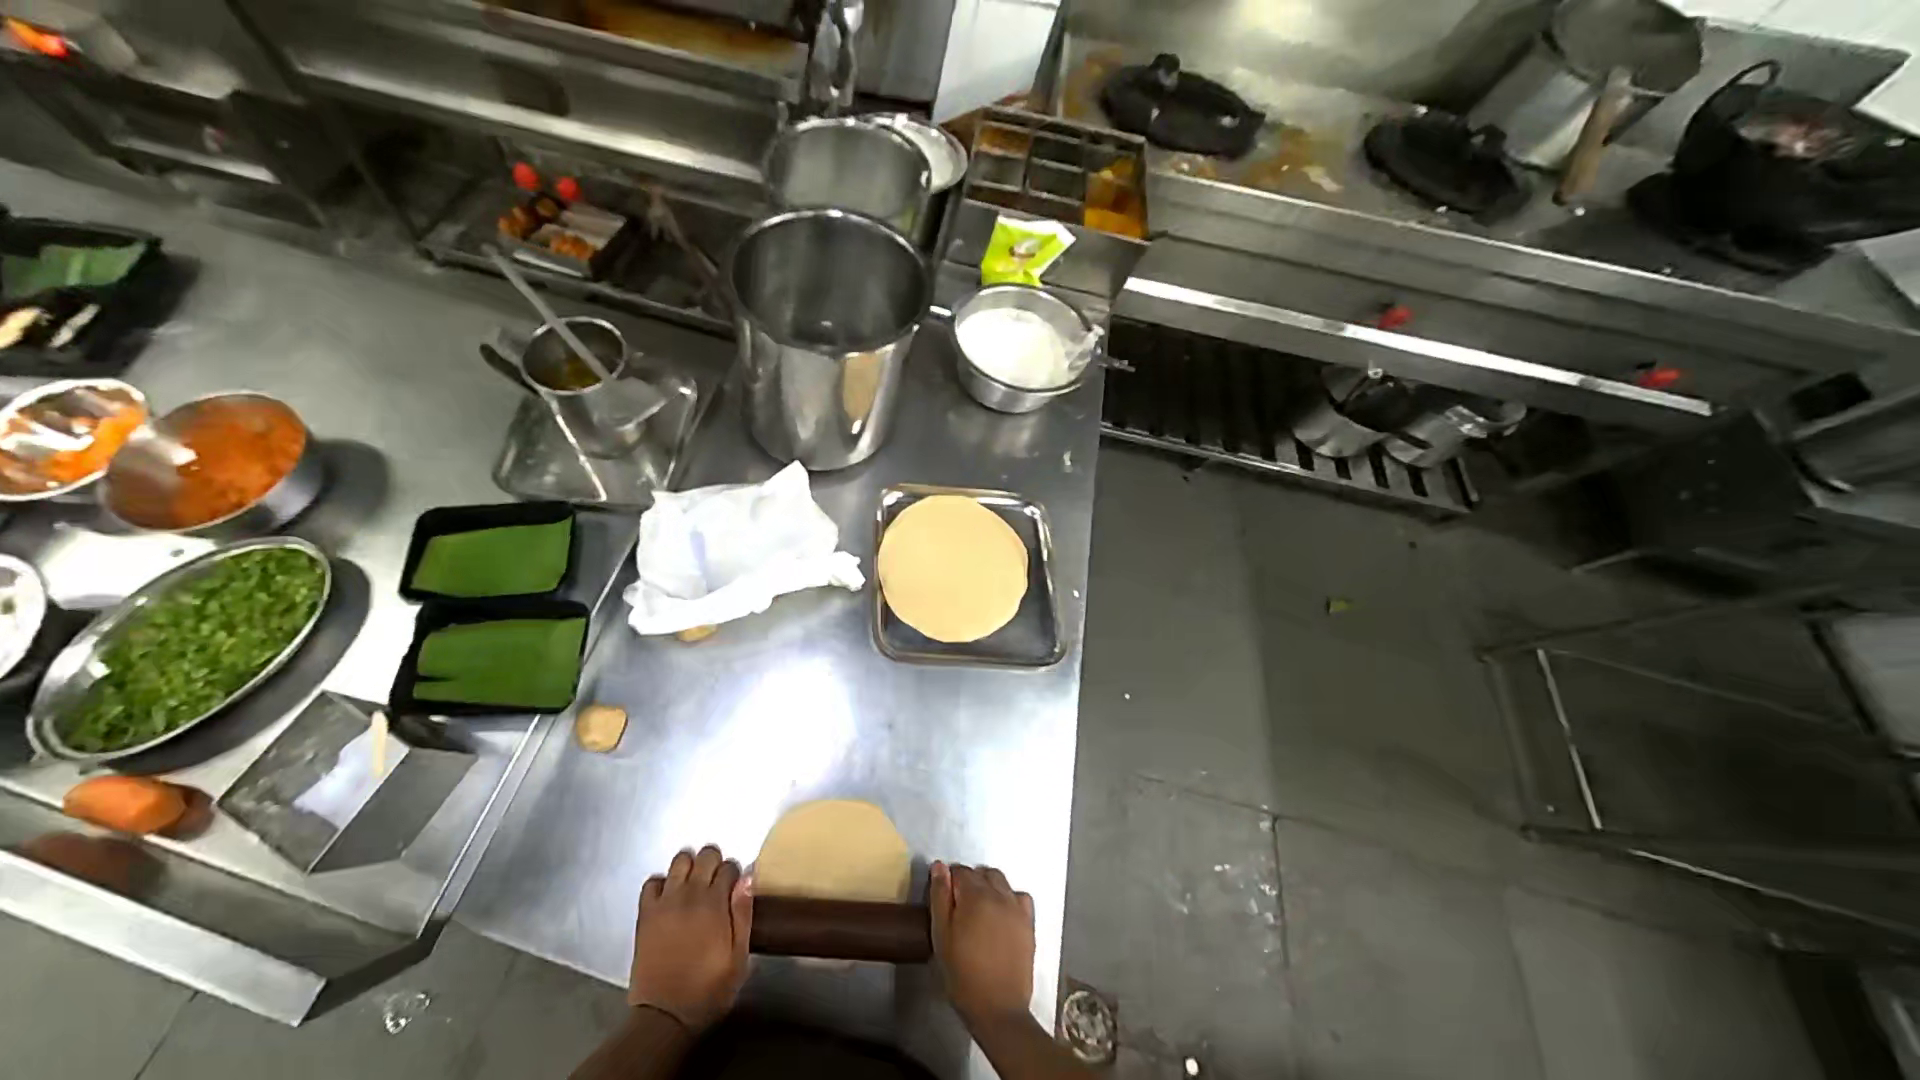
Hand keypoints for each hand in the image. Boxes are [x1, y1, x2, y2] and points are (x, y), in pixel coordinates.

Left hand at [628, 845, 752, 1031]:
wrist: (665, 1015)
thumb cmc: (708, 988)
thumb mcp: (739, 956)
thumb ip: (744, 913)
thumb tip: (748, 877)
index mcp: (715, 904)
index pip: (729, 866)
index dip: (735, 874)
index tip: (734, 889)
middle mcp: (690, 895)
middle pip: (705, 855)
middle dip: (714, 863)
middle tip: (716, 884)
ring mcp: (665, 903)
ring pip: (679, 860)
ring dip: (689, 867)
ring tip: (693, 886)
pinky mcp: (645, 914)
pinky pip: (651, 882)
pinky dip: (662, 883)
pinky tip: (669, 897)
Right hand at [930, 861, 1035, 1023]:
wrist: (998, 1008)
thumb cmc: (962, 974)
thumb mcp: (941, 936)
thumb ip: (939, 897)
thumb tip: (940, 867)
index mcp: (976, 896)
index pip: (960, 871)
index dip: (948, 881)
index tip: (943, 899)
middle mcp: (1000, 894)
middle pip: (982, 873)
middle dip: (968, 882)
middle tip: (958, 907)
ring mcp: (1017, 908)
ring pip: (1000, 881)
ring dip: (988, 886)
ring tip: (978, 911)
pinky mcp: (1029, 923)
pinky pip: (1019, 897)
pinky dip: (1009, 898)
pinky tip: (1001, 914)